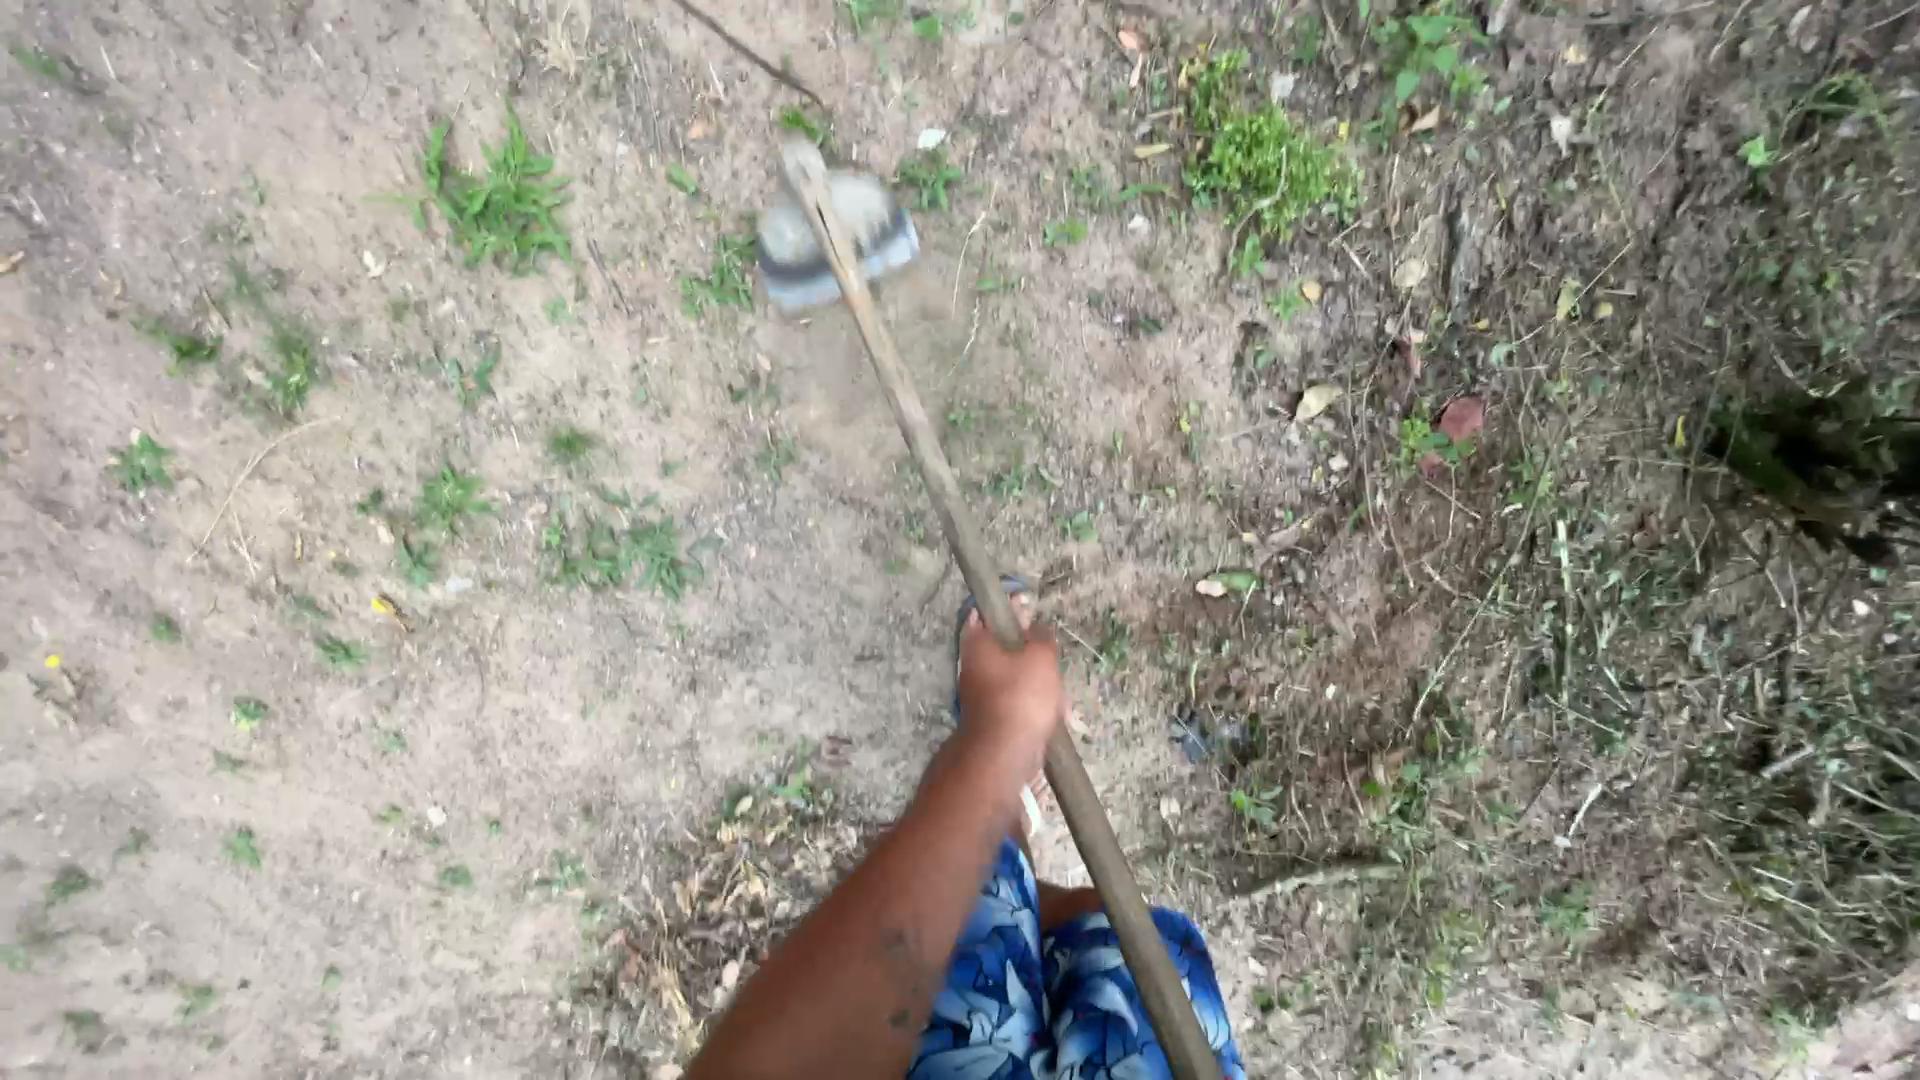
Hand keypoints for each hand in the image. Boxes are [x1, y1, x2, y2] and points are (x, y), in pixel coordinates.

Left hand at [957, 603, 1063, 763]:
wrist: (1006, 752)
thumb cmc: (1021, 695)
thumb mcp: (1040, 656)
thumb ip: (1041, 637)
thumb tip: (1037, 628)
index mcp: (977, 645)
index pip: (984, 614)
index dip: (1004, 607)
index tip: (1023, 603)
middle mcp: (974, 667)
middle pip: (1003, 646)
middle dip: (1030, 648)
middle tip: (1048, 647)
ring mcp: (983, 694)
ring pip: (1015, 676)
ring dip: (1039, 680)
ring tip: (1062, 693)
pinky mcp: (996, 717)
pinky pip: (1020, 701)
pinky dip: (1037, 704)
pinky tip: (1059, 714)